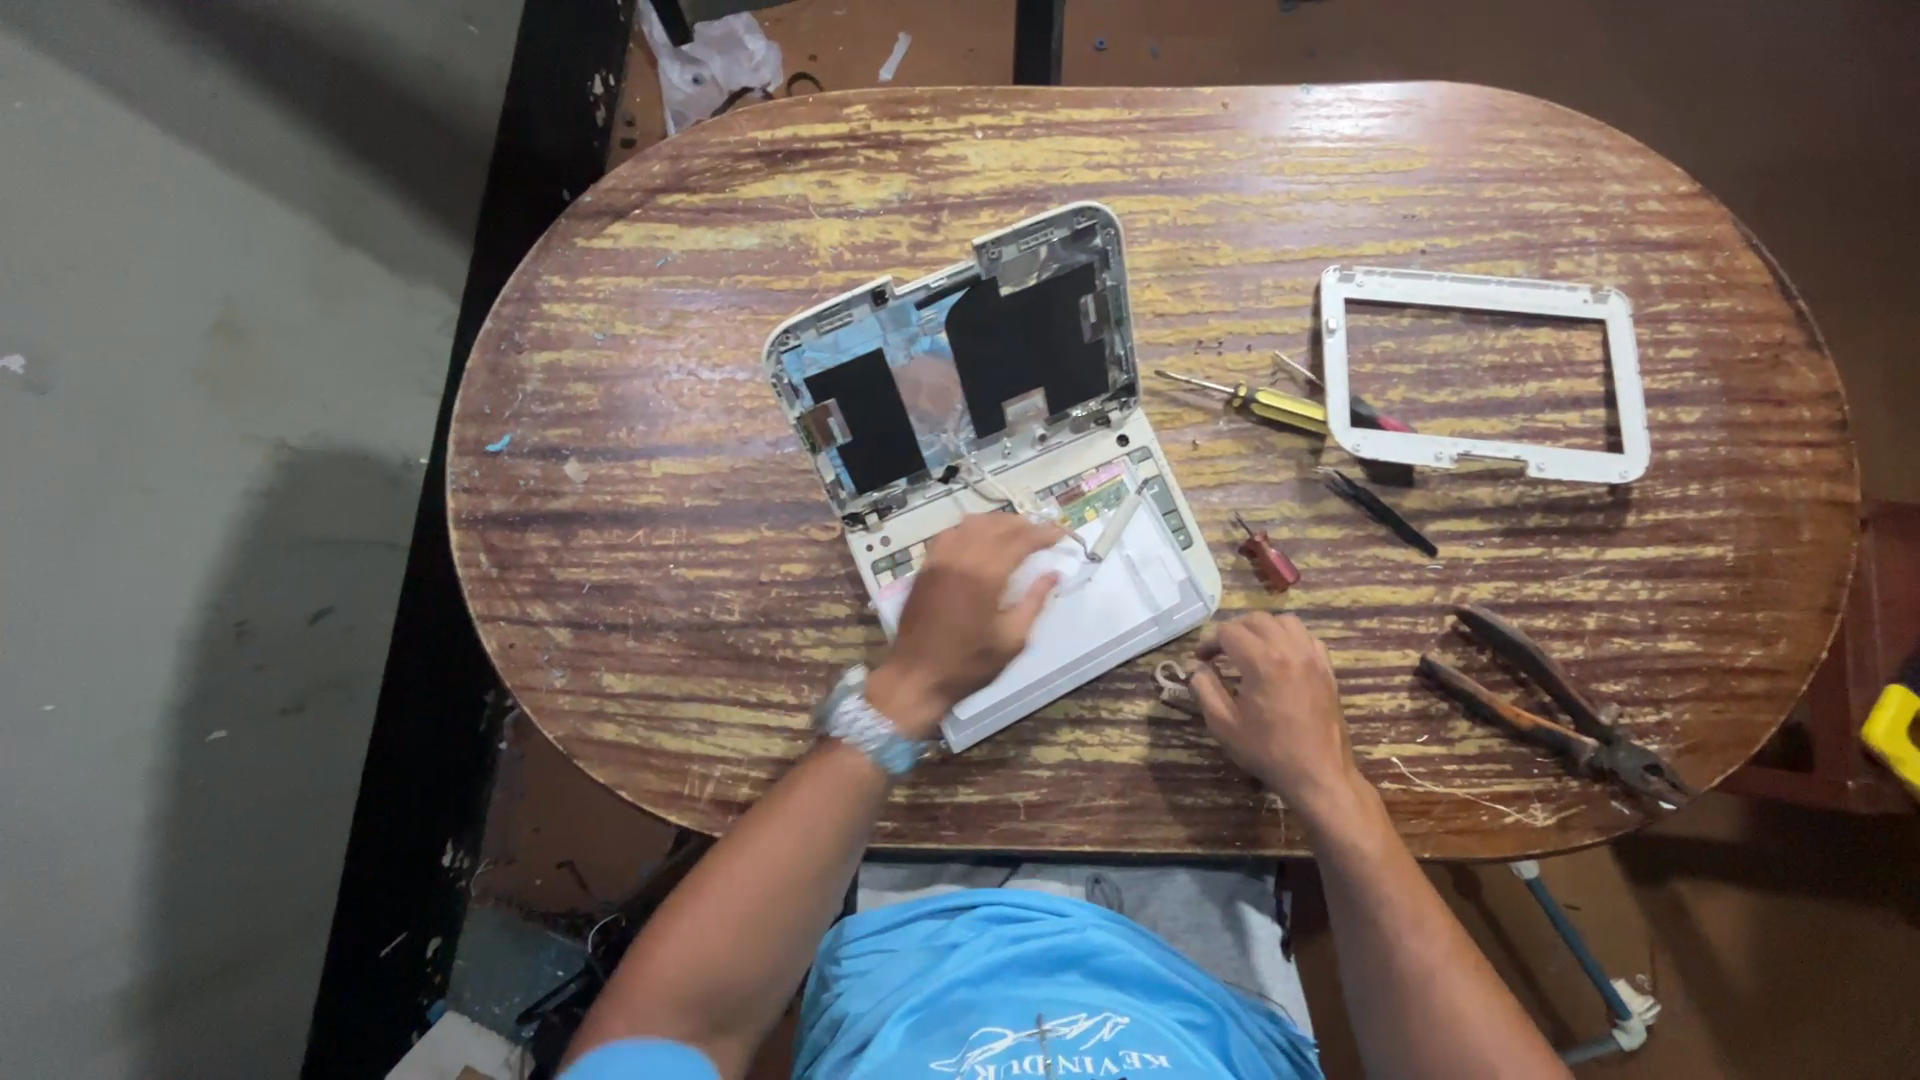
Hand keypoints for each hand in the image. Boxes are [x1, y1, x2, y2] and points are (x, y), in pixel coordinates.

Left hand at [867, 514, 1066, 738]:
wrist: (916, 676)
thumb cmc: (968, 664)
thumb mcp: (1012, 640)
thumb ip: (1034, 603)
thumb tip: (1053, 575)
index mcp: (985, 576)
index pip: (1020, 540)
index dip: (1043, 534)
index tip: (1061, 535)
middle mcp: (961, 558)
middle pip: (997, 526)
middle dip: (1024, 525)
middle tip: (1044, 533)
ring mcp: (939, 560)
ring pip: (972, 524)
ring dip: (998, 522)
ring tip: (1017, 531)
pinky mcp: (926, 567)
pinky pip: (950, 534)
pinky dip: (971, 528)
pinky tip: (981, 538)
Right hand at [1190, 613, 1363, 816]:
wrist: (1318, 774)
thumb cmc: (1267, 751)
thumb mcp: (1224, 724)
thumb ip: (1204, 688)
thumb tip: (1196, 667)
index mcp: (1262, 662)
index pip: (1228, 632)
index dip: (1209, 642)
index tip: (1201, 659)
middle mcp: (1290, 651)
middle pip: (1256, 620)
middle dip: (1233, 630)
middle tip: (1220, 652)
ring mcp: (1313, 659)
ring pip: (1285, 622)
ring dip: (1263, 628)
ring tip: (1251, 649)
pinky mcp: (1327, 670)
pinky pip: (1308, 639)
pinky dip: (1289, 639)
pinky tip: (1280, 659)